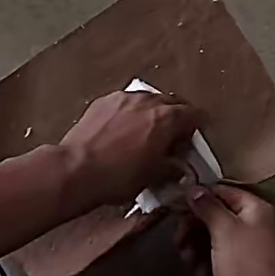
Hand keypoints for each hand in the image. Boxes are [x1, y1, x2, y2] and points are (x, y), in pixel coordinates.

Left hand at [56, 90, 196, 209]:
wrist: (75, 170)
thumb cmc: (118, 176)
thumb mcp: (153, 177)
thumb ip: (173, 168)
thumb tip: (180, 168)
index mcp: (168, 118)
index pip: (195, 114)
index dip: (199, 126)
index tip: (197, 134)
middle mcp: (149, 101)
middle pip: (173, 103)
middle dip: (177, 118)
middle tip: (174, 136)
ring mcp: (124, 99)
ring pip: (149, 100)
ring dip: (154, 113)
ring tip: (148, 132)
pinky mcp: (103, 102)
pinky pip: (126, 103)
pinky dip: (131, 113)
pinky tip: (124, 130)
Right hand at [185, 185, 274, 275]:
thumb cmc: (246, 267)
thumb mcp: (224, 230)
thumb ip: (208, 206)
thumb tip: (194, 188)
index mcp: (256, 208)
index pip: (223, 191)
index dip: (199, 197)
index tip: (178, 206)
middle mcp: (254, 223)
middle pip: (216, 214)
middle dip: (194, 226)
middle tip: (179, 239)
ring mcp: (247, 246)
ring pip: (213, 235)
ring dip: (195, 245)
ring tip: (188, 259)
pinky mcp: (239, 266)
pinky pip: (216, 254)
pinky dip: (204, 260)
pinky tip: (199, 272)